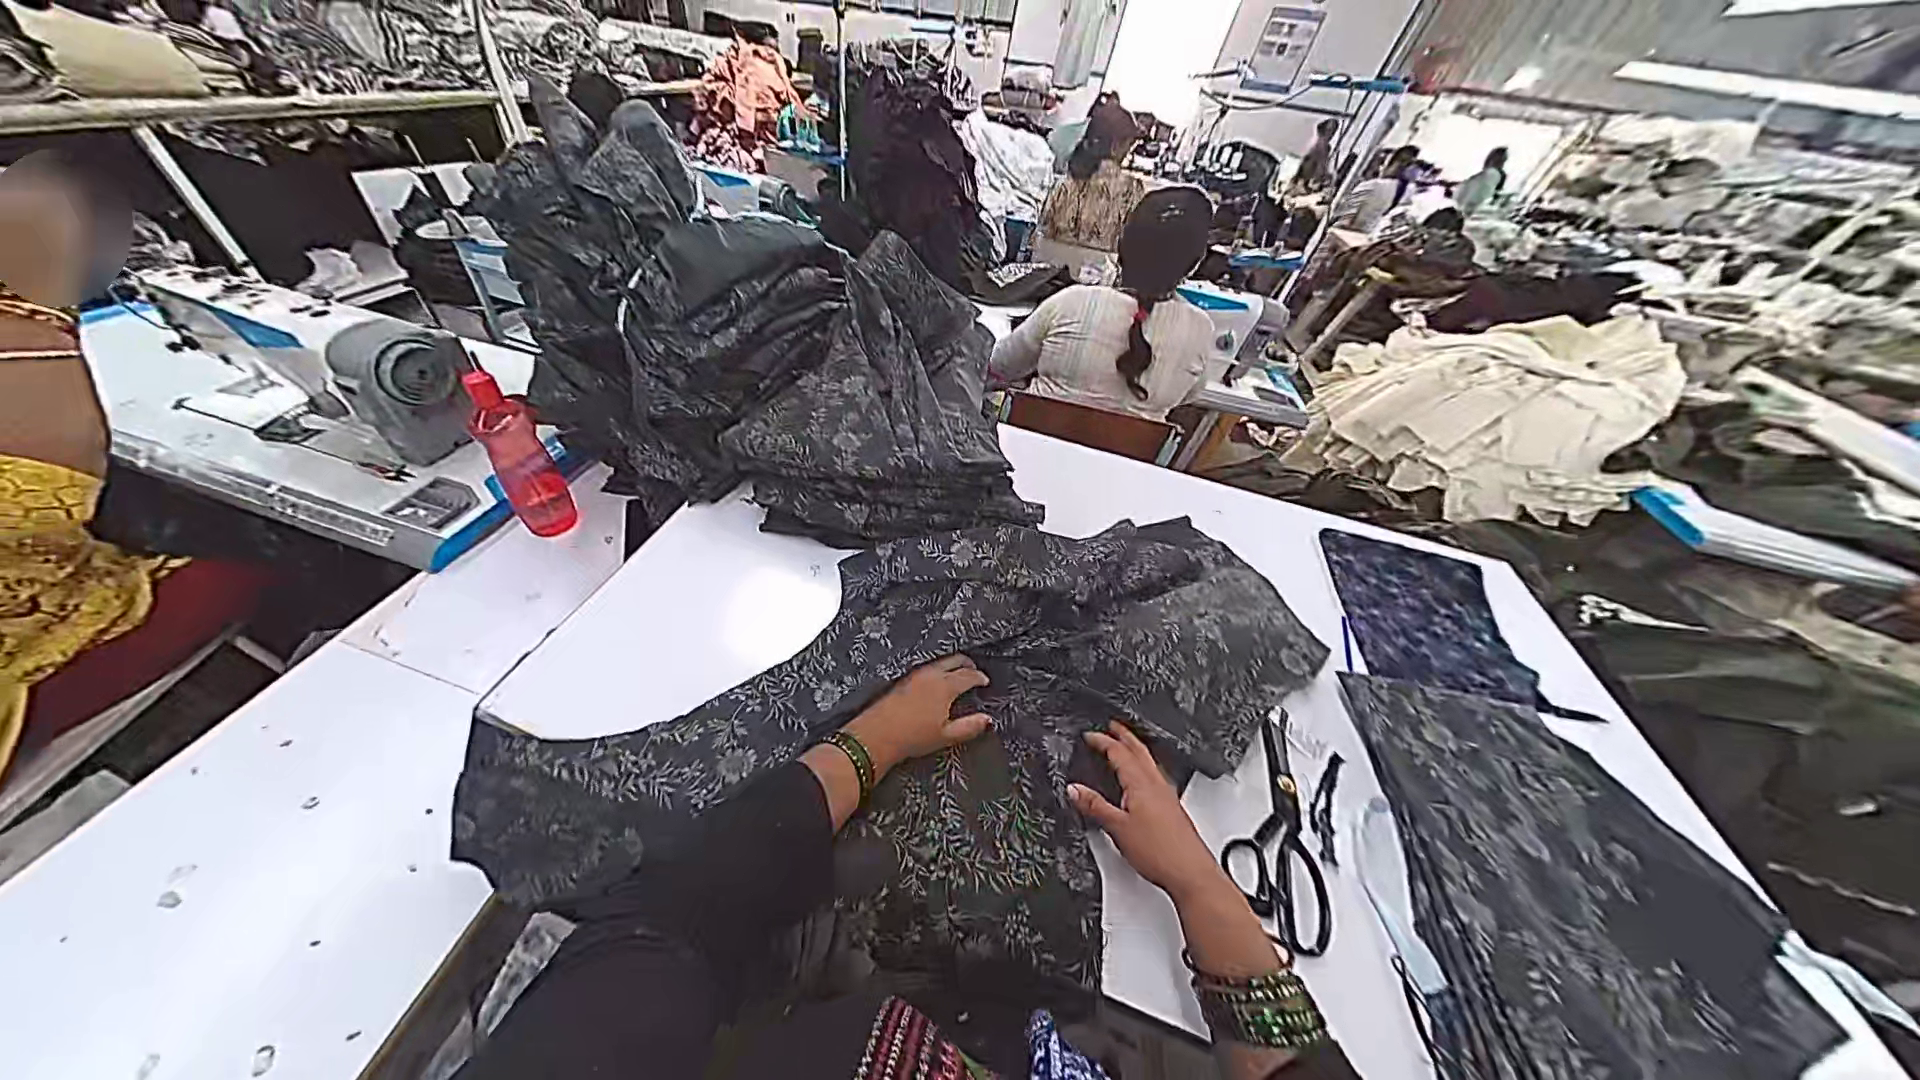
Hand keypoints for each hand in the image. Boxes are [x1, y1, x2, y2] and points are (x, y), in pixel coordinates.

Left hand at [843, 655, 991, 771]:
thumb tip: (987, 720)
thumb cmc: (913, 737)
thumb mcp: (946, 735)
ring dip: (952, 664)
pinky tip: (936, 681)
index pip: (968, 675)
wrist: (877, 735)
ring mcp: (915, 675)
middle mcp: (931, 675)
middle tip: (974, 670)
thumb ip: (969, 726)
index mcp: (945, 686)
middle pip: (955, 660)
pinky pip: (927, 667)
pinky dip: (938, 669)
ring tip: (957, 674)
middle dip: (967, 663)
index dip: (979, 677)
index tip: (985, 681)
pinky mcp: (903, 679)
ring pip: (940, 662)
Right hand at [1069, 721, 1226, 900]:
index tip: (1090, 736)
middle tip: (1112, 725)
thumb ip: (1094, 806)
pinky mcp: (1173, 807)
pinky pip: (1156, 775)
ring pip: (1149, 761)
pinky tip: (1143, 778)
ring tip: (1126, 744)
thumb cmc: (1161, 852)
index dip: (1102, 741)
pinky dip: (1144, 766)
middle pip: (1138, 750)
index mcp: (1140, 783)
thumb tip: (1075, 790)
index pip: (1119, 752)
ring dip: (1135, 748)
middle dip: (1124, 735)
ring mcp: (1167, 795)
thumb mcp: (1117, 828)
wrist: (1191, 874)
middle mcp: (1156, 784)